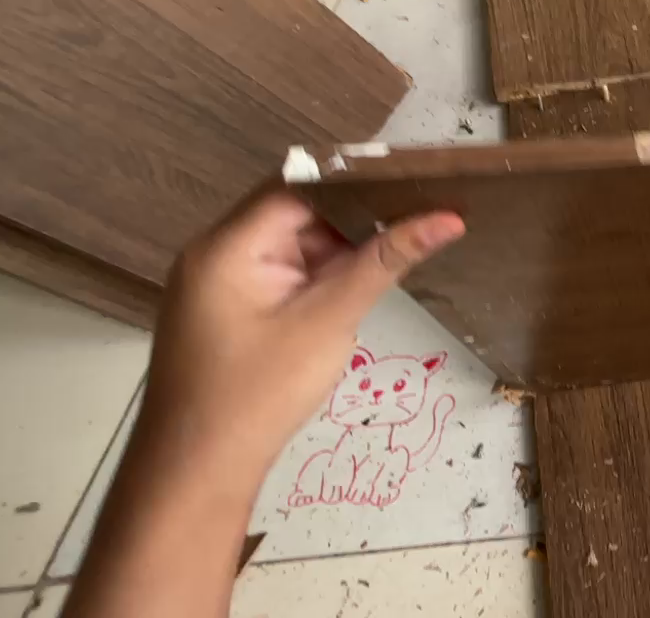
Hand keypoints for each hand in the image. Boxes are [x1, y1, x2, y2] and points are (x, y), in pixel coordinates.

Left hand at [140, 190, 464, 475]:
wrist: (199, 472)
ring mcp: (228, 280)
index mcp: (228, 248)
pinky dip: (333, 265)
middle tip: (427, 203)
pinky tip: (375, 268)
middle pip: (301, 209)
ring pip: (302, 237)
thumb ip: (388, 259)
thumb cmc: (260, 390)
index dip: (357, 178)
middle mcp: (220, 254)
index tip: (417, 176)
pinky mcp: (241, 304)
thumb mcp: (332, 317)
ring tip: (414, 230)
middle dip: (361, 209)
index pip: (298, 187)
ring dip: (350, 240)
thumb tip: (450, 217)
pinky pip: (295, 265)